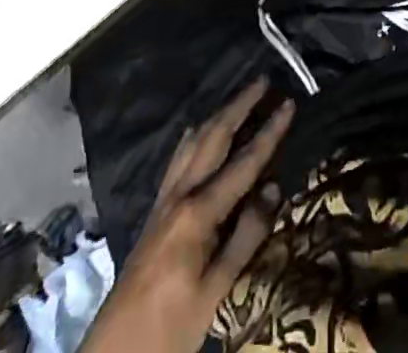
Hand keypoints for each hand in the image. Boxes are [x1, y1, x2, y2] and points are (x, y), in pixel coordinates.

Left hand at [80, 79, 295, 352]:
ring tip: (237, 97)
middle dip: (238, 107)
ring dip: (218, 116)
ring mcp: (163, 198)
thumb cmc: (173, 323)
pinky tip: (199, 133)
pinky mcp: (156, 208)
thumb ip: (246, 236)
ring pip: (193, 142)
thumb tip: (273, 187)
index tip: (289, 103)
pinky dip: (197, 136)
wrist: (119, 346)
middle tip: (261, 82)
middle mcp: (178, 193)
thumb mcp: (218, 288)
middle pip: (212, 138)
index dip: (269, 132)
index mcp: (197, 212)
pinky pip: (179, 157)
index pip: (243, 163)